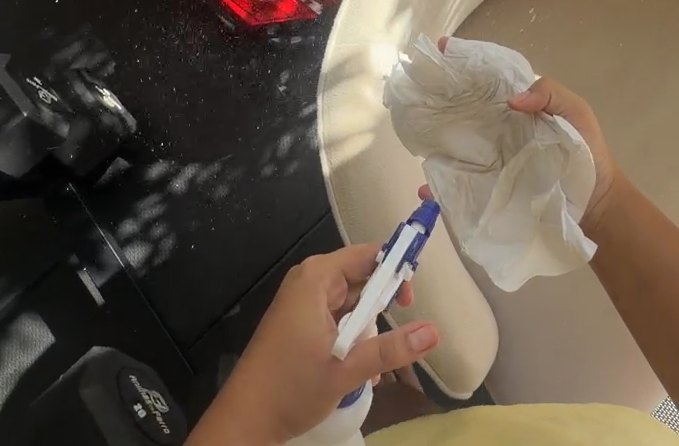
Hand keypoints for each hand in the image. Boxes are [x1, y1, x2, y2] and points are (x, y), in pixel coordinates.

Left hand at [193, 245, 439, 443]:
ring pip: (352, 303)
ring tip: (373, 365)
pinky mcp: (299, 322)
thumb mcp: (346, 368)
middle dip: (380, 310)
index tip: (411, 301)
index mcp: (317, 277)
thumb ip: (392, 348)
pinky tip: (358, 369)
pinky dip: (351, 339)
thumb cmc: (291, 387)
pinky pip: (337, 318)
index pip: (368, 255)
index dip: (394, 271)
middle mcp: (310, 281)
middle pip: (361, 279)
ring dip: (367, 331)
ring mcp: (303, 302)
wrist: (244, 422)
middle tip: (394, 340)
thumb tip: (434, 331)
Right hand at [429, 38, 623, 230]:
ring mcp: (492, 159)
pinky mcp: (491, 188)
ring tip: (415, 134)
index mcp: (518, 107)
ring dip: (432, 139)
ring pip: (455, 145)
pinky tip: (426, 190)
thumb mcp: (576, 112)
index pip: (487, 80)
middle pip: (464, 109)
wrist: (596, 202)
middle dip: (438, 96)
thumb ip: (550, 94)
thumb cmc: (588, 152)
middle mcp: (499, 130)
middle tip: (416, 87)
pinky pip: (460, 186)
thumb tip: (512, 100)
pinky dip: (439, 189)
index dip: (465, 63)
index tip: (441, 49)